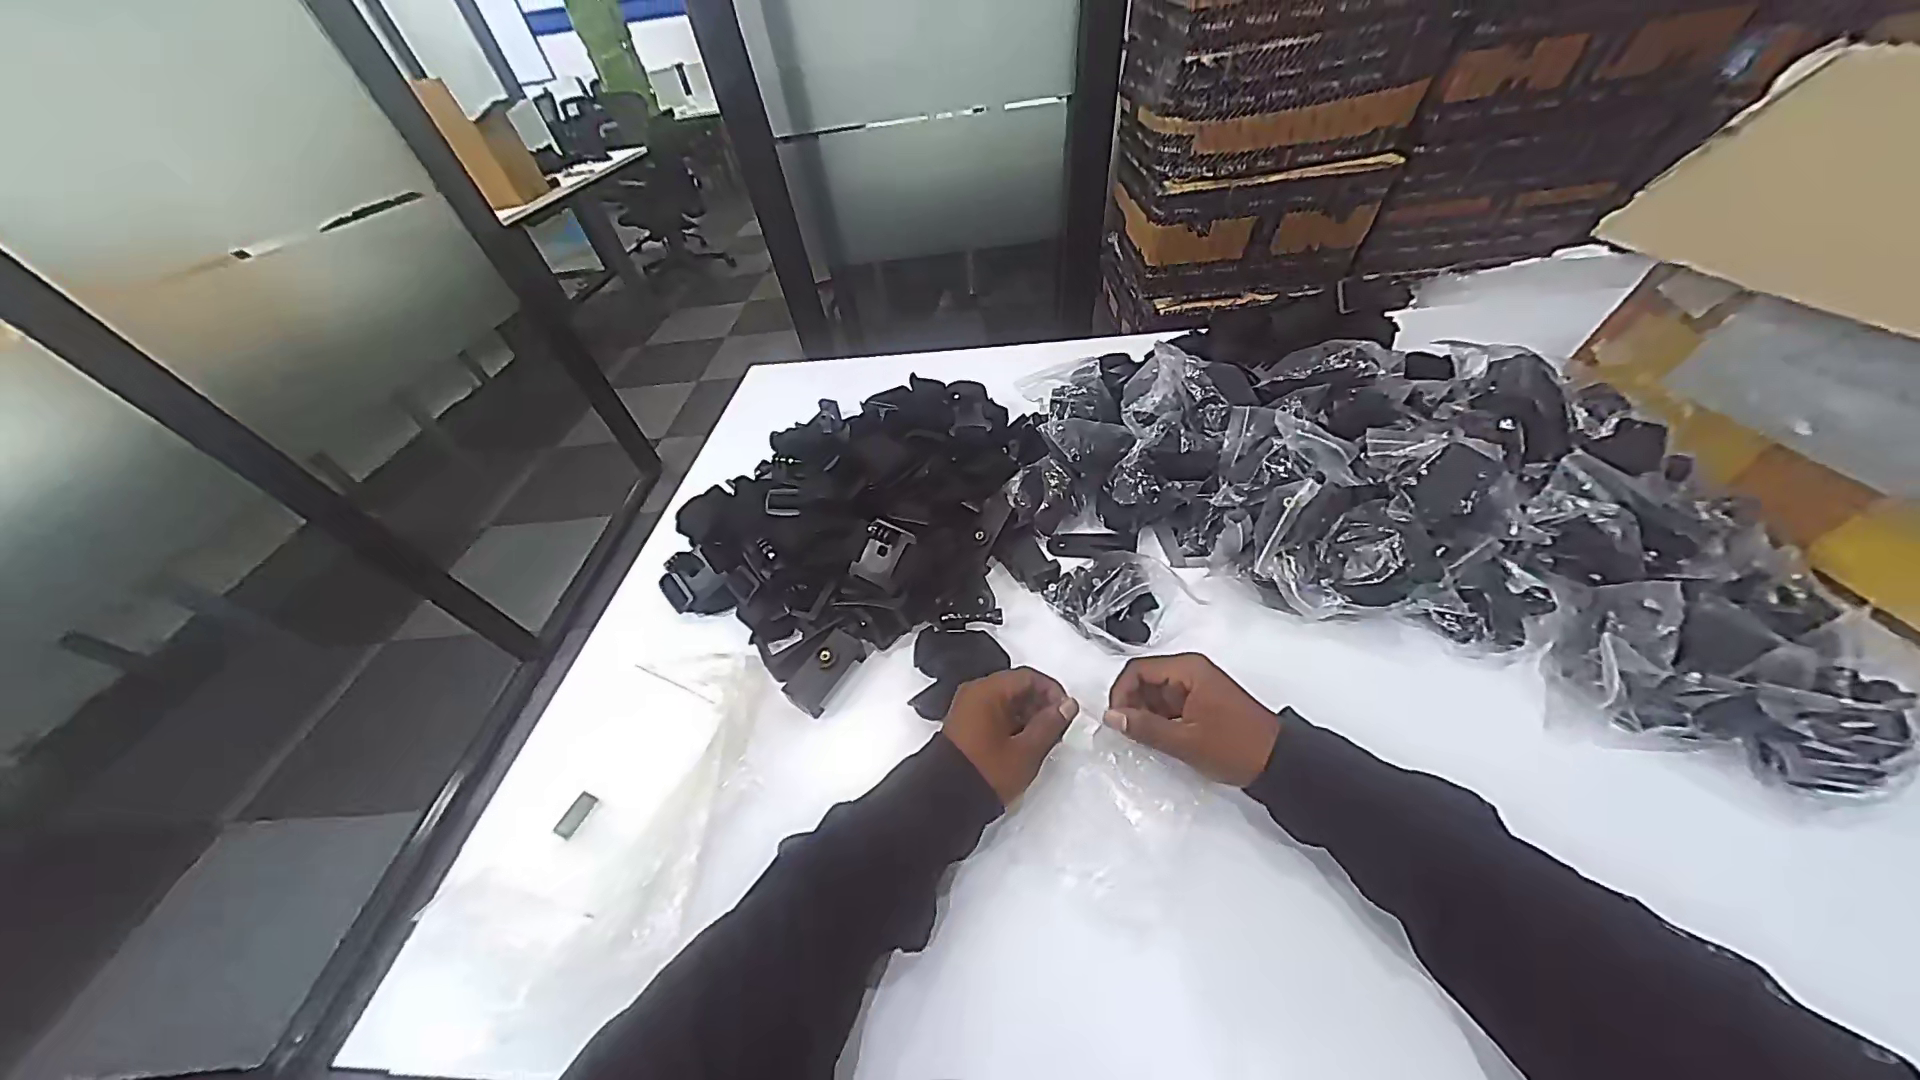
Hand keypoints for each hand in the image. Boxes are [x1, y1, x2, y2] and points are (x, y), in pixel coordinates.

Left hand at [942, 667, 1078, 805]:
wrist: (947, 799)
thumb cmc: (985, 772)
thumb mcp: (1026, 750)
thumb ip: (1050, 723)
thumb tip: (1067, 705)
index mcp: (987, 691)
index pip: (1028, 677)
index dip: (1052, 692)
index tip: (1066, 711)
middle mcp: (974, 693)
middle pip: (1016, 687)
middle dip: (1040, 705)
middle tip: (1057, 728)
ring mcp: (967, 708)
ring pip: (1006, 701)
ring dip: (1027, 716)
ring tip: (1043, 740)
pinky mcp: (965, 724)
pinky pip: (994, 713)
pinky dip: (1012, 723)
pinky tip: (1024, 744)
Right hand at [1104, 653, 1279, 786]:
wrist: (1281, 764)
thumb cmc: (1237, 747)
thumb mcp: (1185, 741)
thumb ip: (1144, 727)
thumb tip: (1111, 717)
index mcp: (1188, 670)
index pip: (1138, 670)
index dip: (1121, 693)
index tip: (1115, 719)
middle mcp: (1191, 672)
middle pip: (1146, 679)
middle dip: (1132, 704)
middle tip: (1129, 732)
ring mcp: (1198, 687)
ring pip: (1156, 694)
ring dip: (1146, 714)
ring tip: (1146, 739)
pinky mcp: (1202, 703)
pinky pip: (1170, 705)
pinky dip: (1160, 720)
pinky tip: (1161, 739)